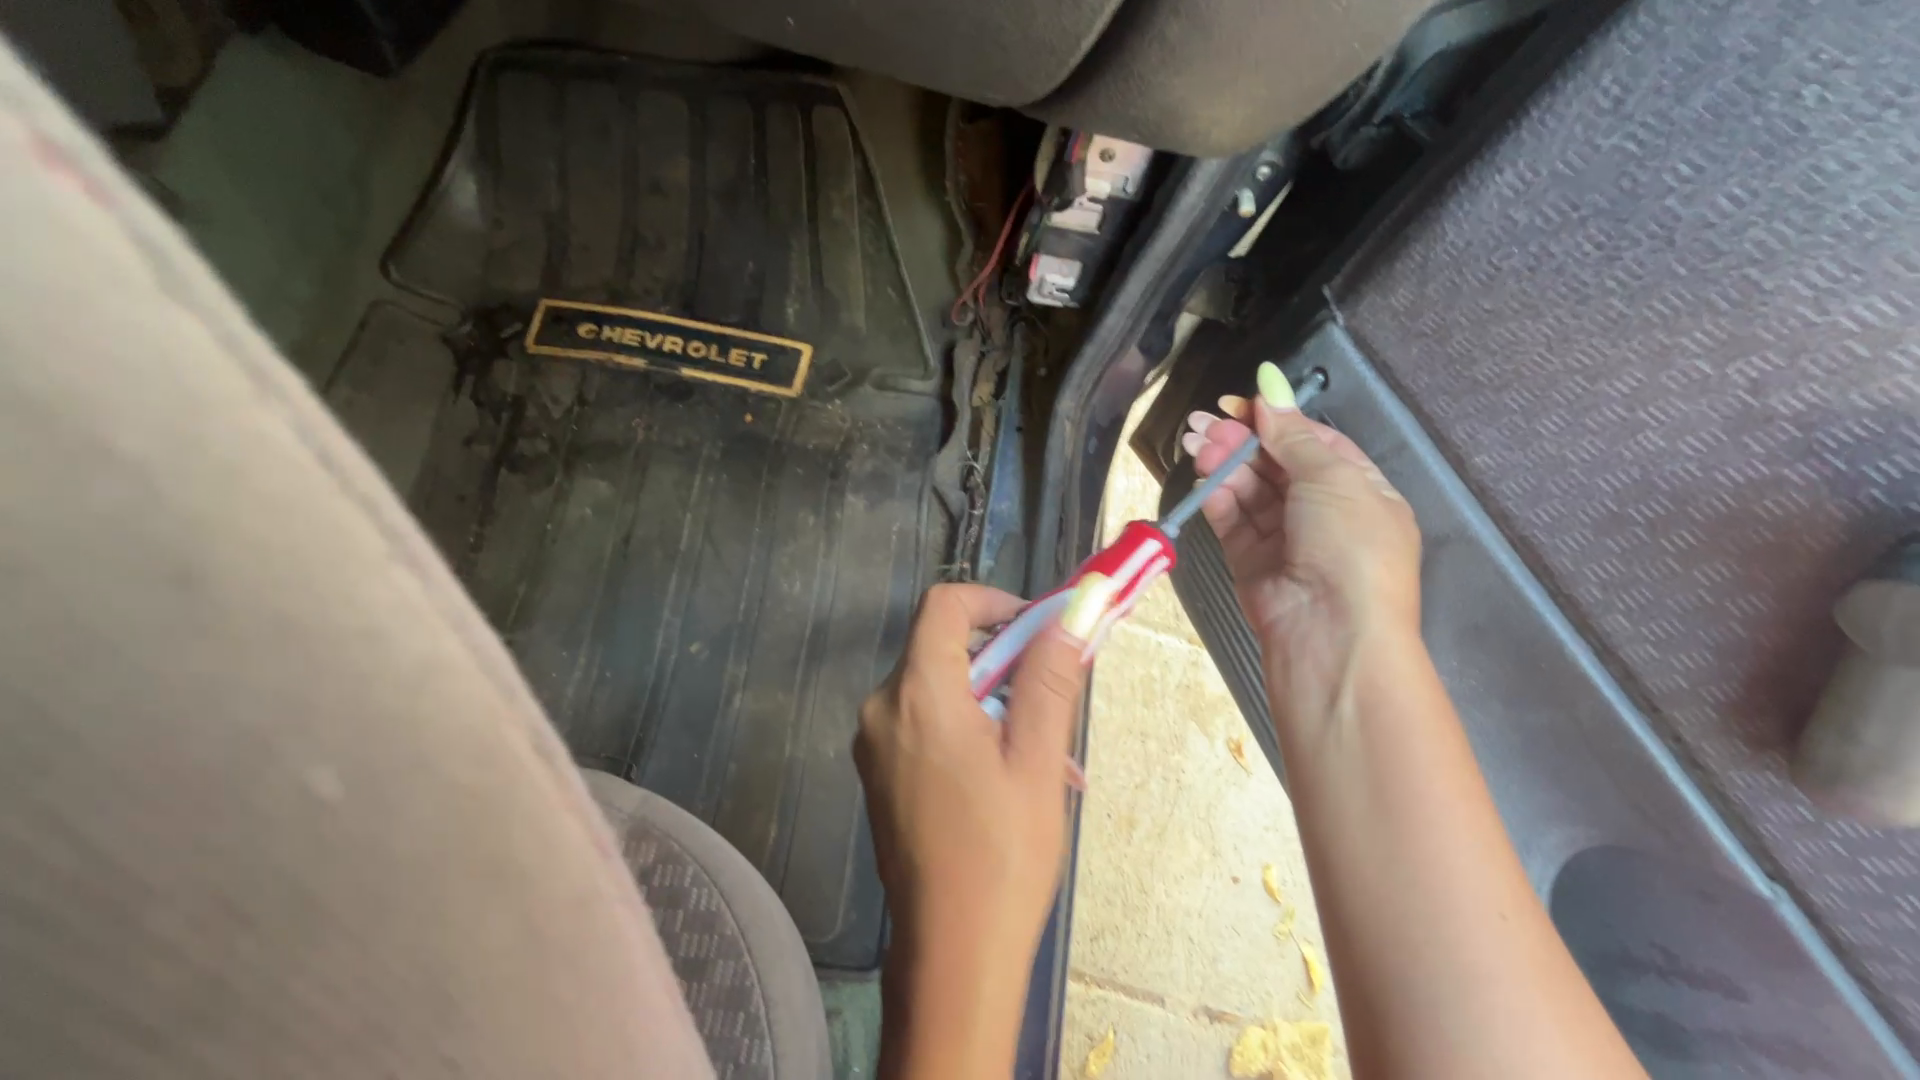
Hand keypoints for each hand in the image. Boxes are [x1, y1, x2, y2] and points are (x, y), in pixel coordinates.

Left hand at [855, 584, 1090, 1077]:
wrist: (951, 955)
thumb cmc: (1001, 854)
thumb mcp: (1036, 758)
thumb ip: (1049, 678)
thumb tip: (1070, 616)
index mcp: (916, 695)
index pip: (943, 605)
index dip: (994, 601)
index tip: (1040, 627)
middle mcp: (881, 711)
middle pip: (943, 650)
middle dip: (1006, 664)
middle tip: (1056, 703)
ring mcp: (875, 747)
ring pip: (940, 693)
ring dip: (996, 707)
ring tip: (1048, 761)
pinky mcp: (880, 777)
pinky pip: (926, 729)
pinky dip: (970, 734)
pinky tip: (1013, 781)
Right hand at [1182, 364, 1421, 730]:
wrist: (1331, 631)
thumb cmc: (1350, 545)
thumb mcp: (1333, 479)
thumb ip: (1293, 436)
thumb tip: (1270, 391)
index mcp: (1361, 490)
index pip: (1314, 443)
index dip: (1277, 421)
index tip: (1239, 403)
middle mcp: (1324, 513)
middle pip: (1276, 465)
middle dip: (1242, 441)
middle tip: (1203, 422)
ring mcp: (1286, 539)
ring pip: (1250, 491)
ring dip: (1224, 464)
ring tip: (1195, 443)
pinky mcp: (1252, 561)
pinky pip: (1233, 521)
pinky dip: (1217, 497)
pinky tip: (1202, 476)